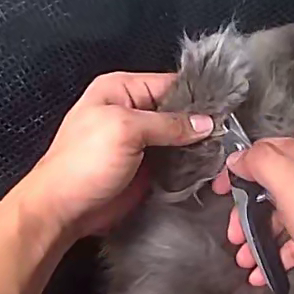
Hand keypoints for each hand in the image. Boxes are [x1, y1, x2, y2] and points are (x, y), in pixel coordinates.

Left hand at [15, 72, 213, 239]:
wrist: (64, 210)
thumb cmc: (82, 164)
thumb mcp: (125, 130)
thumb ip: (168, 124)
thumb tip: (205, 123)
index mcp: (121, 89)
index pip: (170, 83)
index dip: (197, 95)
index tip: (225, 108)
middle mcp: (132, 111)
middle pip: (178, 110)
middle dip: (201, 122)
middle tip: (229, 132)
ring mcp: (140, 140)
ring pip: (180, 136)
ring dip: (198, 145)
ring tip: (224, 150)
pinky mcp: (147, 166)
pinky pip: (176, 159)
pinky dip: (191, 163)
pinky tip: (209, 165)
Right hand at [214, 138, 293, 293]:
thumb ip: (263, 163)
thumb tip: (240, 156)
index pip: (264, 151)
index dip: (238, 171)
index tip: (220, 193)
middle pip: (272, 186)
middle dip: (247, 211)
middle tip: (234, 237)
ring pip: (285, 216)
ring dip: (261, 237)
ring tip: (246, 262)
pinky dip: (281, 253)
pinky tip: (267, 274)